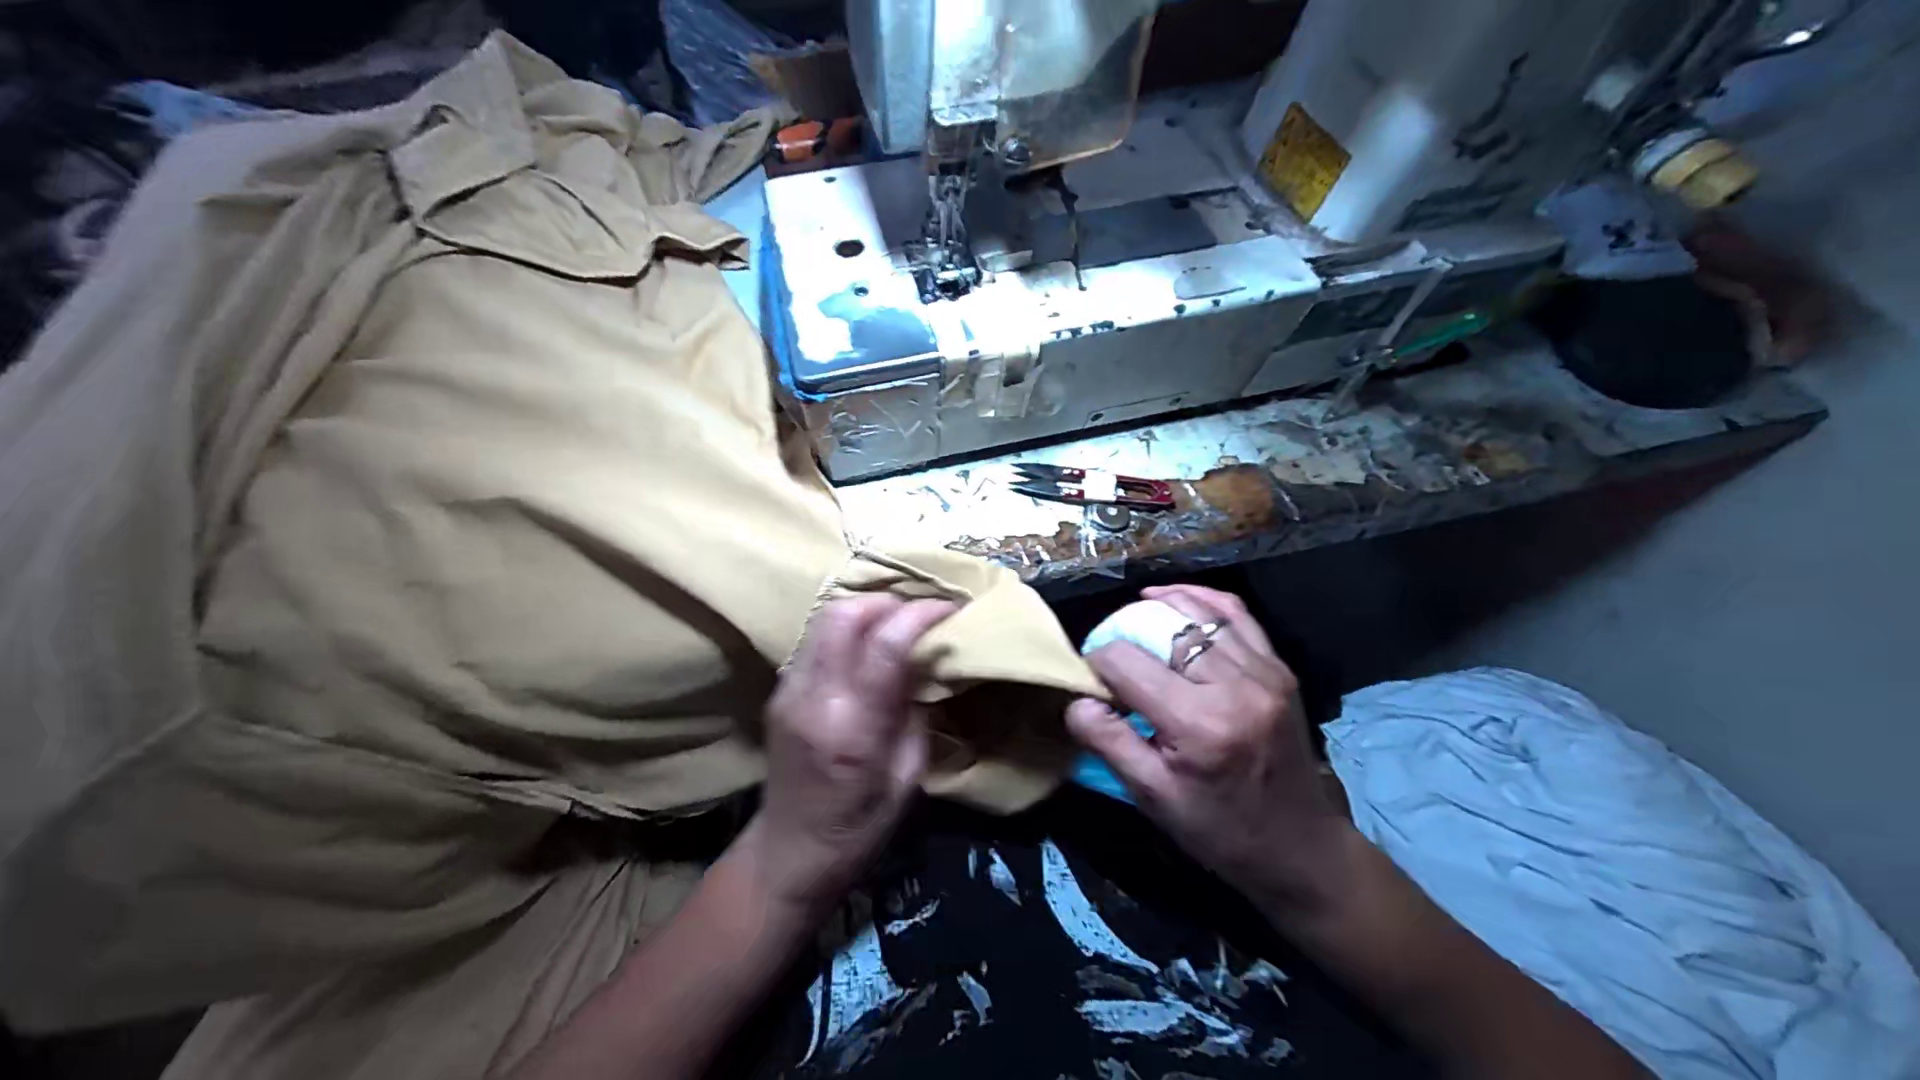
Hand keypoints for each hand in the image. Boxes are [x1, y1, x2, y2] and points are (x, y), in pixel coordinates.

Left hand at [742, 595, 955, 915]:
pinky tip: (867, 647)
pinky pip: (815, 639)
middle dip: (888, 601)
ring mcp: (788, 691)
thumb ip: (915, 712)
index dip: (921, 614)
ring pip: (824, 619)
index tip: (950, 608)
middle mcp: (813, 699)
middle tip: (919, 614)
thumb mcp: (907, 777)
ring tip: (896, 623)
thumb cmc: (859, 828)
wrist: (788, 853)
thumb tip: (926, 660)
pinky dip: (846, 630)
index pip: (884, 645)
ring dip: (866, 610)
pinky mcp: (779, 691)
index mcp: (852, 729)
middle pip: (844, 614)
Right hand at [1066, 585, 1349, 907]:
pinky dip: (1203, 601)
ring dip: (1162, 608)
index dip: (1099, 664)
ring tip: (1135, 614)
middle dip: (1127, 634)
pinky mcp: (1280, 669)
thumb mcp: (1153, 797)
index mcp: (1200, 724)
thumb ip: (1109, 742)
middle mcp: (1236, 687)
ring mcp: (1265, 673)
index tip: (1093, 683)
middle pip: (1163, 631)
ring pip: (1201, 614)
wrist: (1301, 849)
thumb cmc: (1220, 830)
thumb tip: (1077, 700)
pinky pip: (1238, 616)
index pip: (1127, 663)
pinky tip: (1178, 600)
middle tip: (1113, 656)